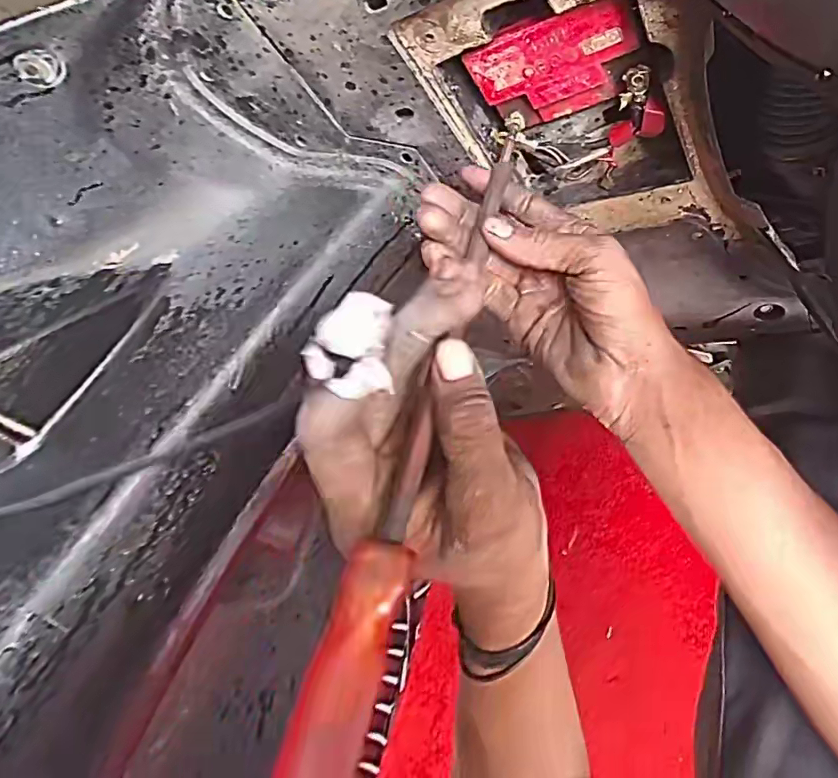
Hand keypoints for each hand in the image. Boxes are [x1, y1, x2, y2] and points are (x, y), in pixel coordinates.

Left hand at [299, 300, 550, 645]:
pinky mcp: (413, 408)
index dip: (349, 382)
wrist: (509, 552)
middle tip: (448, 292)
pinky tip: (458, 299)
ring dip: (423, 319)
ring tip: (459, 284)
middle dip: (403, 333)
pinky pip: (416, 360)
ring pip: (389, 362)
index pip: (327, 436)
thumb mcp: (489, 502)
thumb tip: (451, 356)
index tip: (388, 339)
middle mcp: (360, 461)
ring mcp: (385, 431)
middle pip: (363, 385)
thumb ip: (469, 432)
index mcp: (359, 506)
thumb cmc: (496, 549)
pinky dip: (438, 327)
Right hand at [416, 167, 692, 442]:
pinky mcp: (517, 319)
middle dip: (464, 215)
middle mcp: (548, 262)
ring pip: (484, 260)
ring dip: (455, 242)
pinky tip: (443, 260)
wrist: (628, 370)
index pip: (527, 208)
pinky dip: (461, 277)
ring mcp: (531, 290)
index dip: (496, 192)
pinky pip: (483, 292)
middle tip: (434, 201)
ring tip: (429, 225)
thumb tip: (498, 227)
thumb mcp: (595, 259)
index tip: (468, 178)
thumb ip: (545, 242)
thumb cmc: (628, 314)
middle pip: (497, 232)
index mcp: (572, 238)